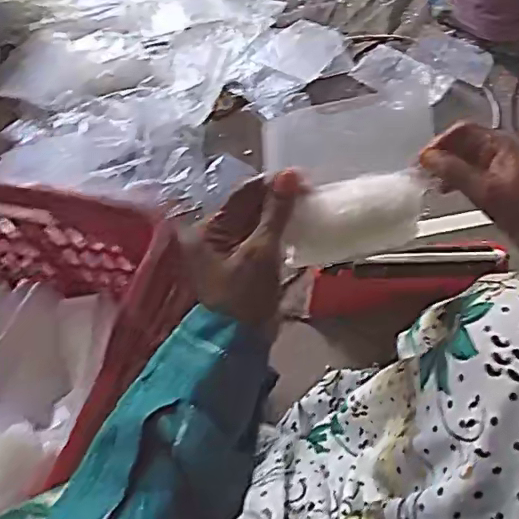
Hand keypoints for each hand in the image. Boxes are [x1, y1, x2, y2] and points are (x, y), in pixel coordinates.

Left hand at [190, 169, 301, 326]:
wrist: (238, 344)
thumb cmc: (243, 296)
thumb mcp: (261, 251)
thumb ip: (276, 212)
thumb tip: (290, 174)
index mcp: (207, 229)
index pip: (243, 194)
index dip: (272, 184)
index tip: (304, 180)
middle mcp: (214, 236)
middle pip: (250, 206)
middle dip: (279, 198)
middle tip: (311, 192)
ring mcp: (230, 251)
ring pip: (260, 221)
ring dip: (283, 214)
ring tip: (309, 207)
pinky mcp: (246, 264)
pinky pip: (264, 238)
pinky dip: (281, 231)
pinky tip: (300, 227)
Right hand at [418, 123, 518, 270]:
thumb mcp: (484, 190)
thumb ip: (454, 171)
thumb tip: (426, 158)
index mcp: (499, 143)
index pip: (463, 130)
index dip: (440, 141)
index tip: (422, 159)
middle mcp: (496, 148)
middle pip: (460, 143)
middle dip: (439, 155)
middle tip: (419, 172)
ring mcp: (494, 165)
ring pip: (461, 158)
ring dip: (444, 167)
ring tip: (427, 182)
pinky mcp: (491, 181)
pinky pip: (466, 173)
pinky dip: (453, 178)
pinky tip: (442, 190)